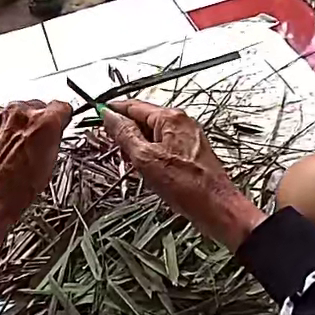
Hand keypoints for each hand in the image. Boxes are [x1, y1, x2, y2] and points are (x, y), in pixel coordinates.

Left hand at [0, 99, 72, 226]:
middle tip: (21, 147)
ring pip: (3, 113)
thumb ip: (50, 142)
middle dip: (27, 124)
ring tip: (0, 154)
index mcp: (44, 123)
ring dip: (3, 127)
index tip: (54, 122)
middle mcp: (18, 113)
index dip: (56, 118)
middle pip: (29, 108)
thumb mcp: (46, 169)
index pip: (59, 108)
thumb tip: (49, 134)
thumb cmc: (11, 193)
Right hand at [103, 99, 265, 248]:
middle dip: (125, 133)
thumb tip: (109, 117)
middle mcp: (182, 123)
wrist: (216, 208)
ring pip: (152, 135)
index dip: (113, 111)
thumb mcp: (145, 158)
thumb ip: (124, 134)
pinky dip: (150, 156)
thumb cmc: (188, 186)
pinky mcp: (190, 153)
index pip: (133, 106)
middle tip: (113, 149)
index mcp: (170, 118)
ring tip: (132, 165)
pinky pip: (163, 147)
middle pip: (143, 120)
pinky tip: (147, 172)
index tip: (97, 115)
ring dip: (137, 147)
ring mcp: (188, 138)